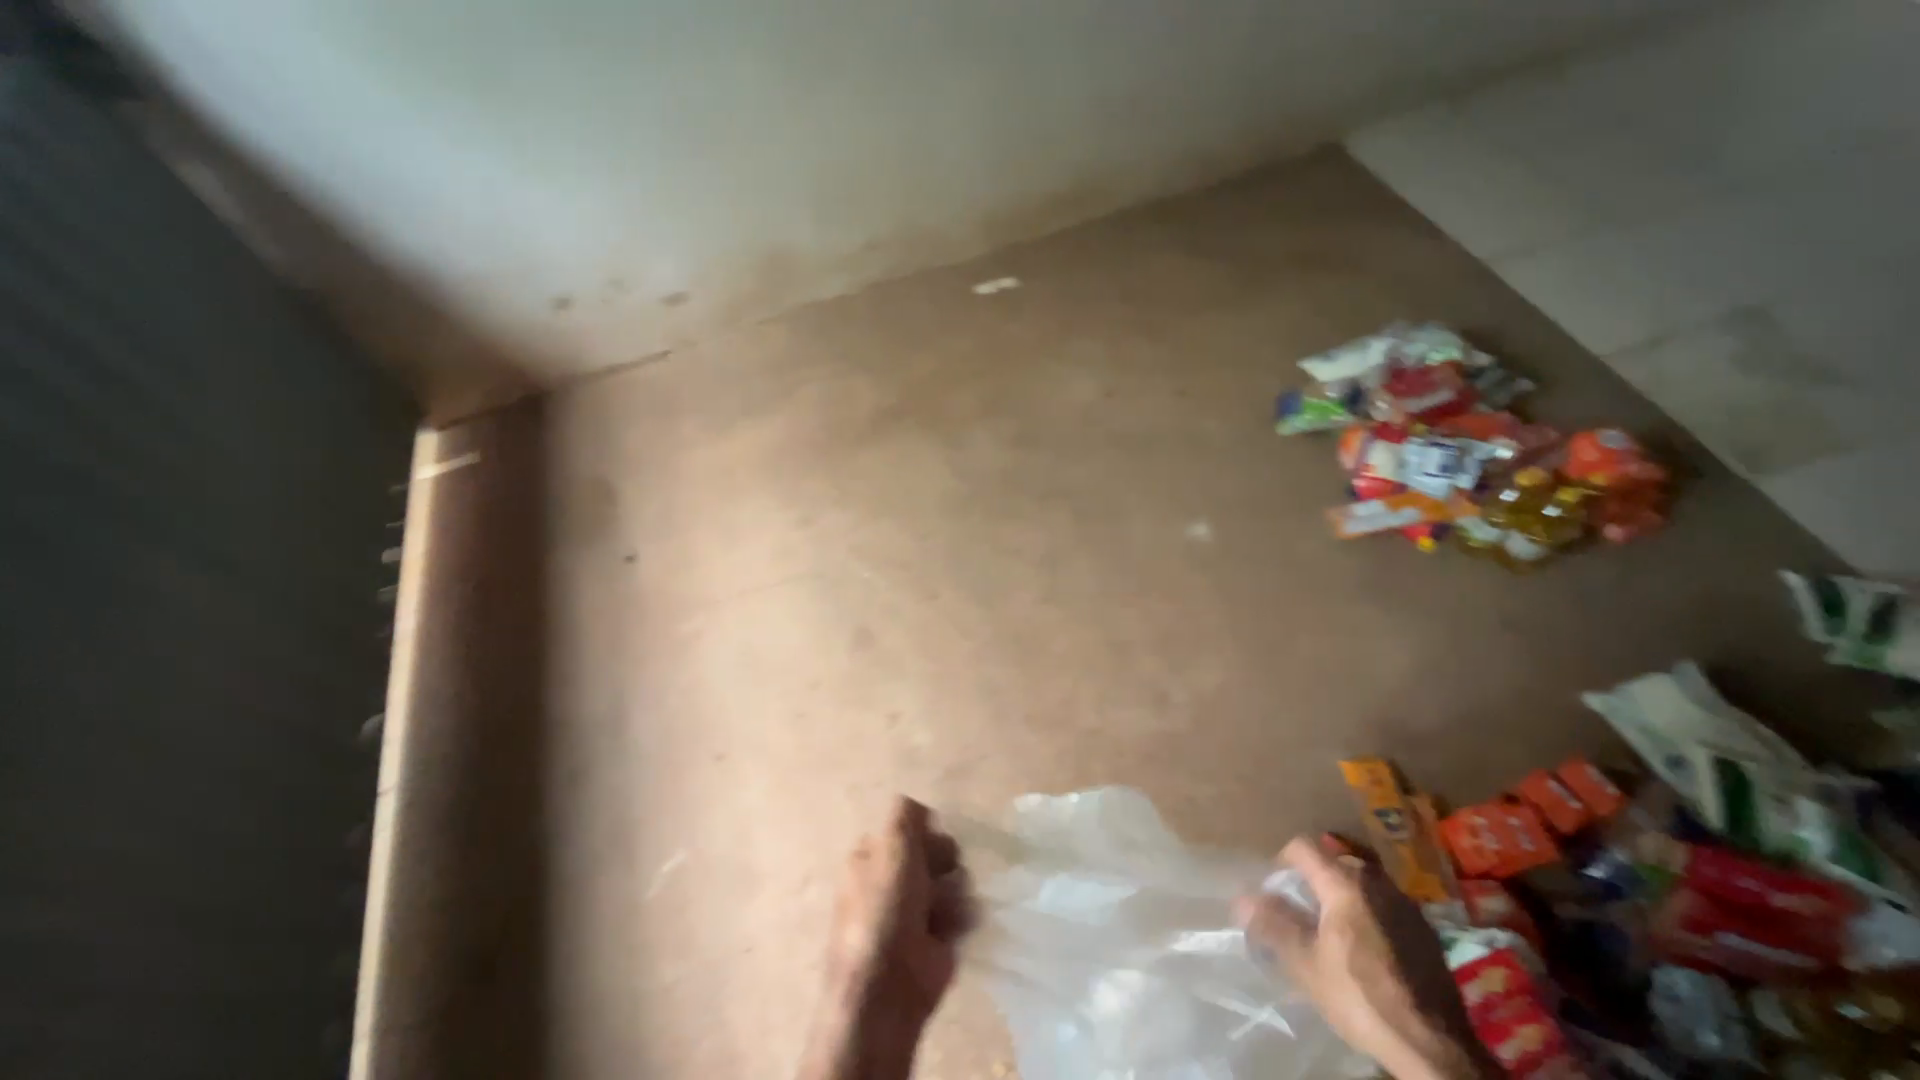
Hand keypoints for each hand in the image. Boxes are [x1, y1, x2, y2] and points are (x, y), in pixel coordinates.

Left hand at [799, 797, 971, 1079]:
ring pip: (954, 881)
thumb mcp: (892, 847)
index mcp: (873, 857)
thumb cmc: (884, 910)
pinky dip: (962, 918)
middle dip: (943, 863)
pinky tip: (954, 930)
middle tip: (939, 875)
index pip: (910, 829)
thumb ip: (905, 816)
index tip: (928, 844)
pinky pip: (963, 912)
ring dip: (953, 893)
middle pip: (937, 852)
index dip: (924, 835)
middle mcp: (894, 880)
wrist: (889, 985)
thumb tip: (920, 807)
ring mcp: (917, 910)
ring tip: (943, 913)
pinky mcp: (939, 937)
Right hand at [1235, 838, 1498, 1079]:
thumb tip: (1243, 897)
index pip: (1303, 848)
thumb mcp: (1305, 964)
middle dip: (1313, 879)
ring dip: (1342, 896)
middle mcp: (1378, 883)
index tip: (1274, 890)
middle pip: (1335, 861)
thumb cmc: (1359, 997)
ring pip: (1364, 883)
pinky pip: (1386, 905)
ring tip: (1331, 931)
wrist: (1430, 1042)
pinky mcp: (1425, 930)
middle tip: (1300, 912)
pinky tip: (1365, 950)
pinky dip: (1368, 914)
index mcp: (1346, 885)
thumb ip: (1273, 924)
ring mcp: (1407, 906)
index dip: (1281, 862)